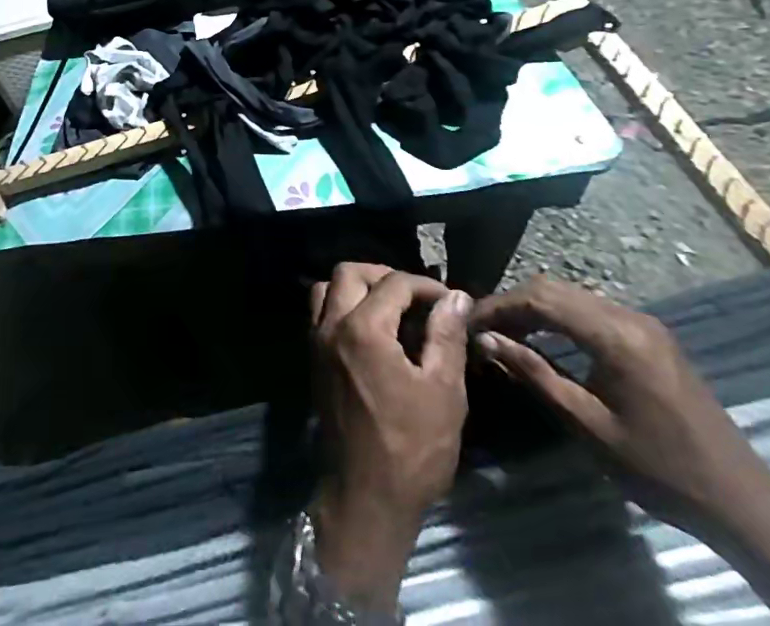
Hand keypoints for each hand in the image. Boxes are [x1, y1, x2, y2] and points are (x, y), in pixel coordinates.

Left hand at [309, 262, 469, 612]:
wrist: (366, 496)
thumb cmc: (413, 447)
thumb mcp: (443, 389)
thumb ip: (446, 335)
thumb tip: (456, 297)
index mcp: (363, 329)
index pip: (394, 283)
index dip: (426, 286)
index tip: (450, 303)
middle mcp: (331, 328)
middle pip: (349, 273)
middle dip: (385, 275)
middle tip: (417, 297)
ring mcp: (316, 345)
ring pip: (326, 291)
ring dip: (357, 288)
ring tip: (391, 308)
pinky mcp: (313, 363)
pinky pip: (320, 316)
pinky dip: (342, 309)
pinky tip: (373, 332)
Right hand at [469, 277, 769, 528]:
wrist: (736, 495)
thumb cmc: (656, 467)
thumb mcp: (587, 423)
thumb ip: (535, 374)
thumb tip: (486, 341)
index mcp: (616, 336)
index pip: (542, 299)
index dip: (499, 306)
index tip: (468, 323)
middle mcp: (630, 317)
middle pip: (556, 289)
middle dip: (513, 303)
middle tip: (481, 329)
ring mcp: (644, 324)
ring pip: (573, 296)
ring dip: (534, 308)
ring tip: (503, 334)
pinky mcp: (649, 336)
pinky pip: (592, 311)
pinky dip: (559, 317)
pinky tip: (542, 340)